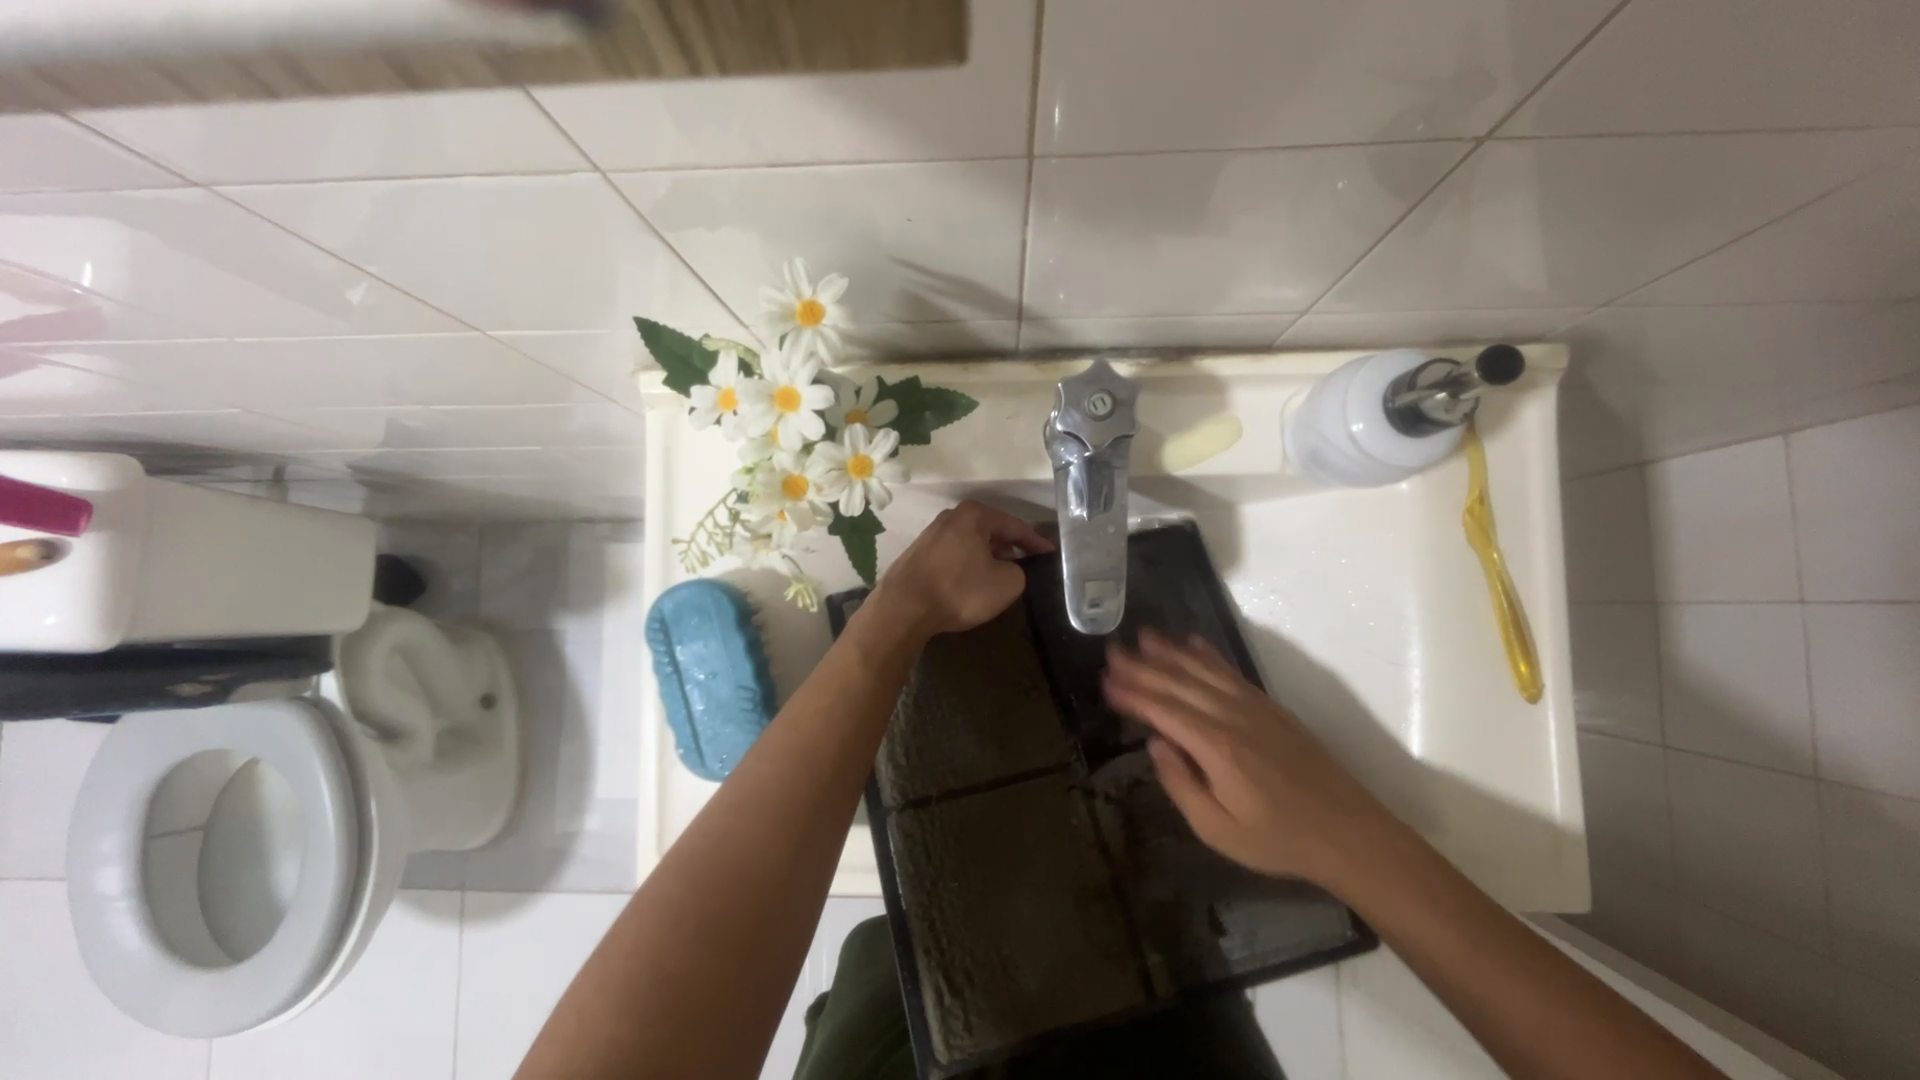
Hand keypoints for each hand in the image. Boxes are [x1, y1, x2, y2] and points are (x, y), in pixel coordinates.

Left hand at [864, 500, 1053, 641]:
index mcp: (974, 515)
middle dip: (1011, 548)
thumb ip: (1020, 570)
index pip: (1015, 526)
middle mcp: (950, 517)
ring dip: (989, 558)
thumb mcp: (1007, 583)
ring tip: (1003, 575)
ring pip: (971, 544)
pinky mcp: (918, 556)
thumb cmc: (960, 590)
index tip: (1051, 554)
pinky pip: (954, 557)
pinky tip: (973, 583)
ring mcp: (930, 535)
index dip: (1036, 542)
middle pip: (991, 531)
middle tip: (1029, 564)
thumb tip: (1011, 569)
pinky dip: (968, 566)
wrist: (904, 608)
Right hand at [1103, 631, 1404, 888]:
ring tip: (1144, 637)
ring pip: (1204, 671)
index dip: (1132, 694)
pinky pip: (1232, 672)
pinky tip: (1193, 643)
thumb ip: (1180, 784)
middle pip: (1180, 683)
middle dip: (1143, 666)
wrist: (1348, 833)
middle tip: (1112, 651)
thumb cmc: (1278, 839)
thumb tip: (1155, 744)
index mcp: (1216, 747)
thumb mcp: (1218, 830)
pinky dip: (1208, 655)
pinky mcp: (1271, 708)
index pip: (1163, 710)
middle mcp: (1233, 716)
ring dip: (1171, 652)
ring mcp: (1255, 708)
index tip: (1104, 681)